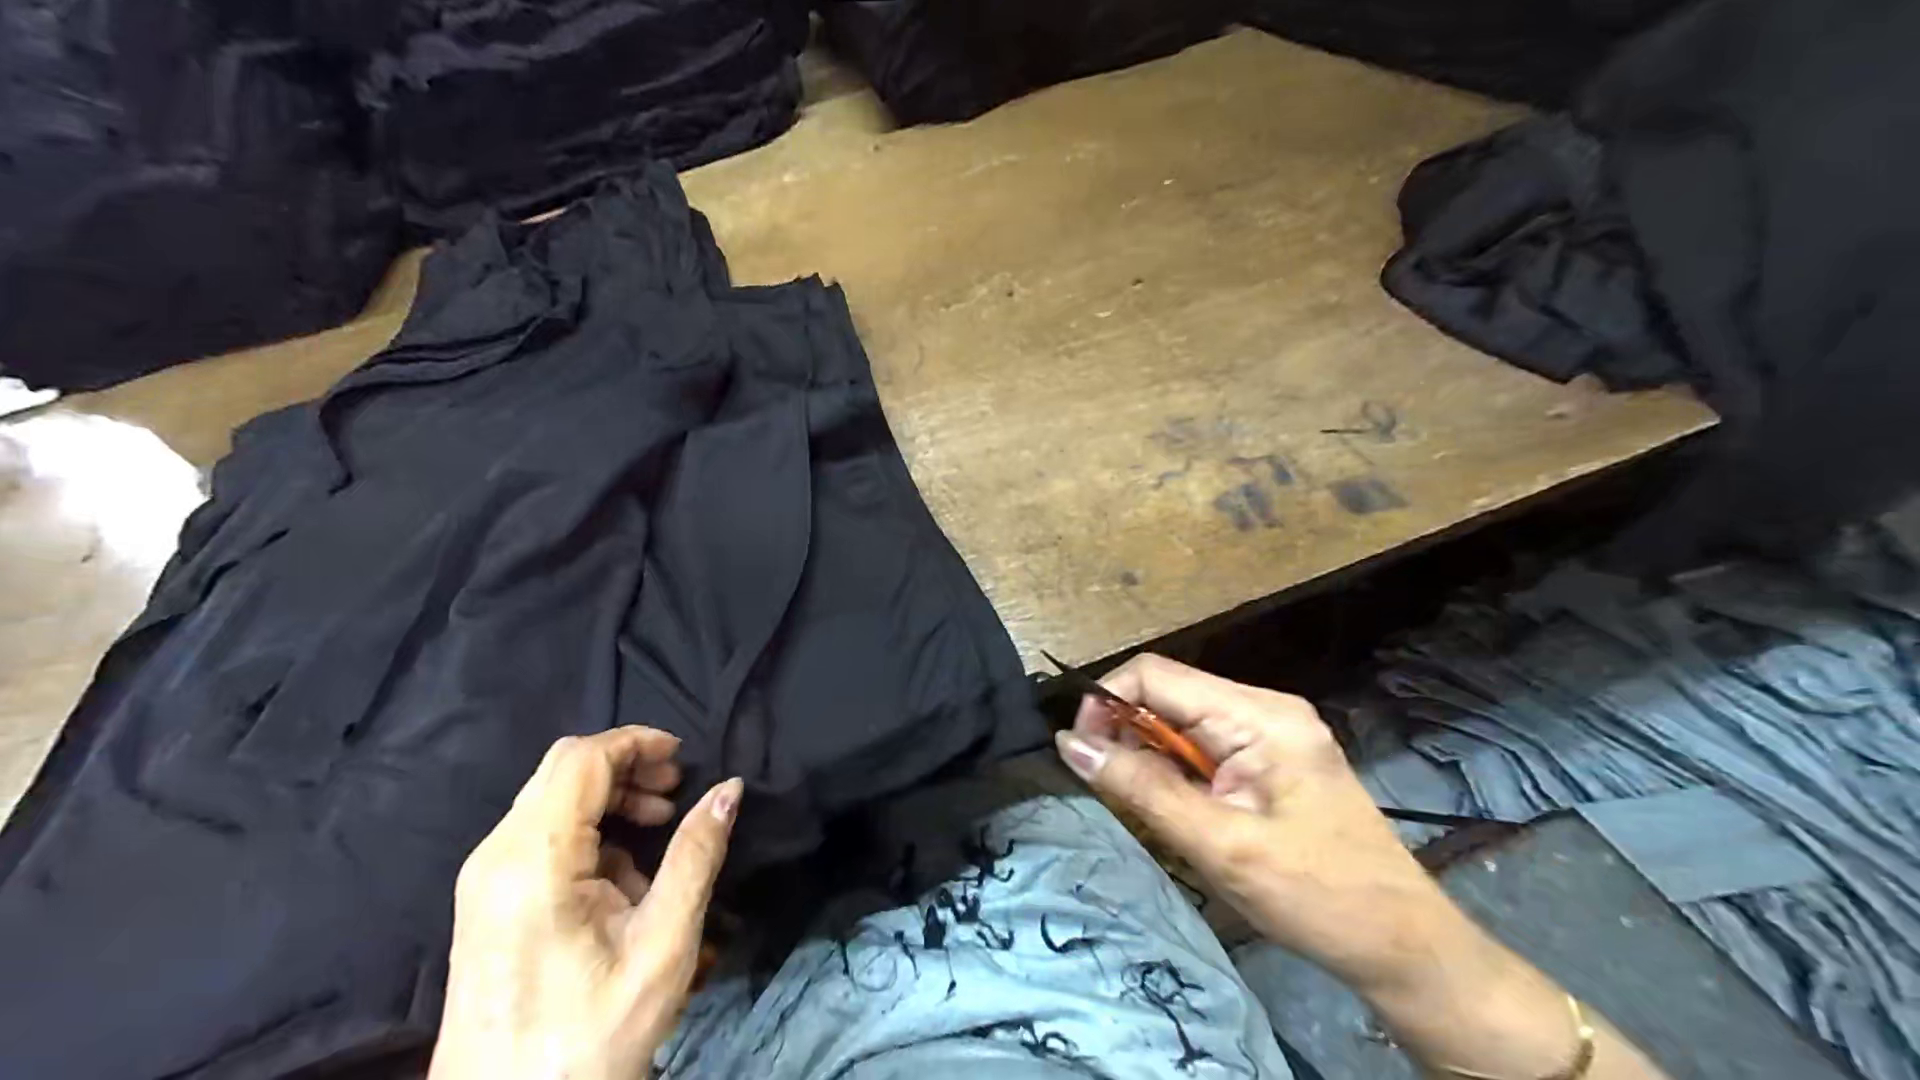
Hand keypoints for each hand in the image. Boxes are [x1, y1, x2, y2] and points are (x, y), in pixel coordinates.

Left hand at [428, 727, 742, 1079]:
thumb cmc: (588, 1037)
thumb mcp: (662, 946)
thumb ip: (697, 855)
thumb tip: (730, 788)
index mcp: (533, 860)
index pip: (581, 759)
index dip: (637, 742)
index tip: (685, 759)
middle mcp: (497, 855)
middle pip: (564, 768)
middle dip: (628, 764)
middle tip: (677, 790)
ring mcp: (486, 878)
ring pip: (553, 796)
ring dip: (612, 794)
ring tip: (660, 821)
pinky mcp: (489, 899)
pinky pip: (544, 831)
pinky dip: (592, 827)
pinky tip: (625, 871)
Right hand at [1054, 654, 1467, 993]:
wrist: (1405, 948)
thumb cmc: (1318, 897)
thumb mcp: (1219, 845)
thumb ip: (1141, 788)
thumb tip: (1071, 744)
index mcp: (1258, 715)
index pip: (1156, 674)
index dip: (1107, 702)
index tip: (1081, 750)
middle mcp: (1262, 709)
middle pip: (1166, 695)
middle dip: (1127, 734)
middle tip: (1112, 790)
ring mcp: (1268, 733)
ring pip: (1179, 722)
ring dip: (1149, 757)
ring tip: (1146, 808)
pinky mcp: (1268, 759)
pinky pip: (1201, 747)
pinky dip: (1175, 773)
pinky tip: (1177, 810)